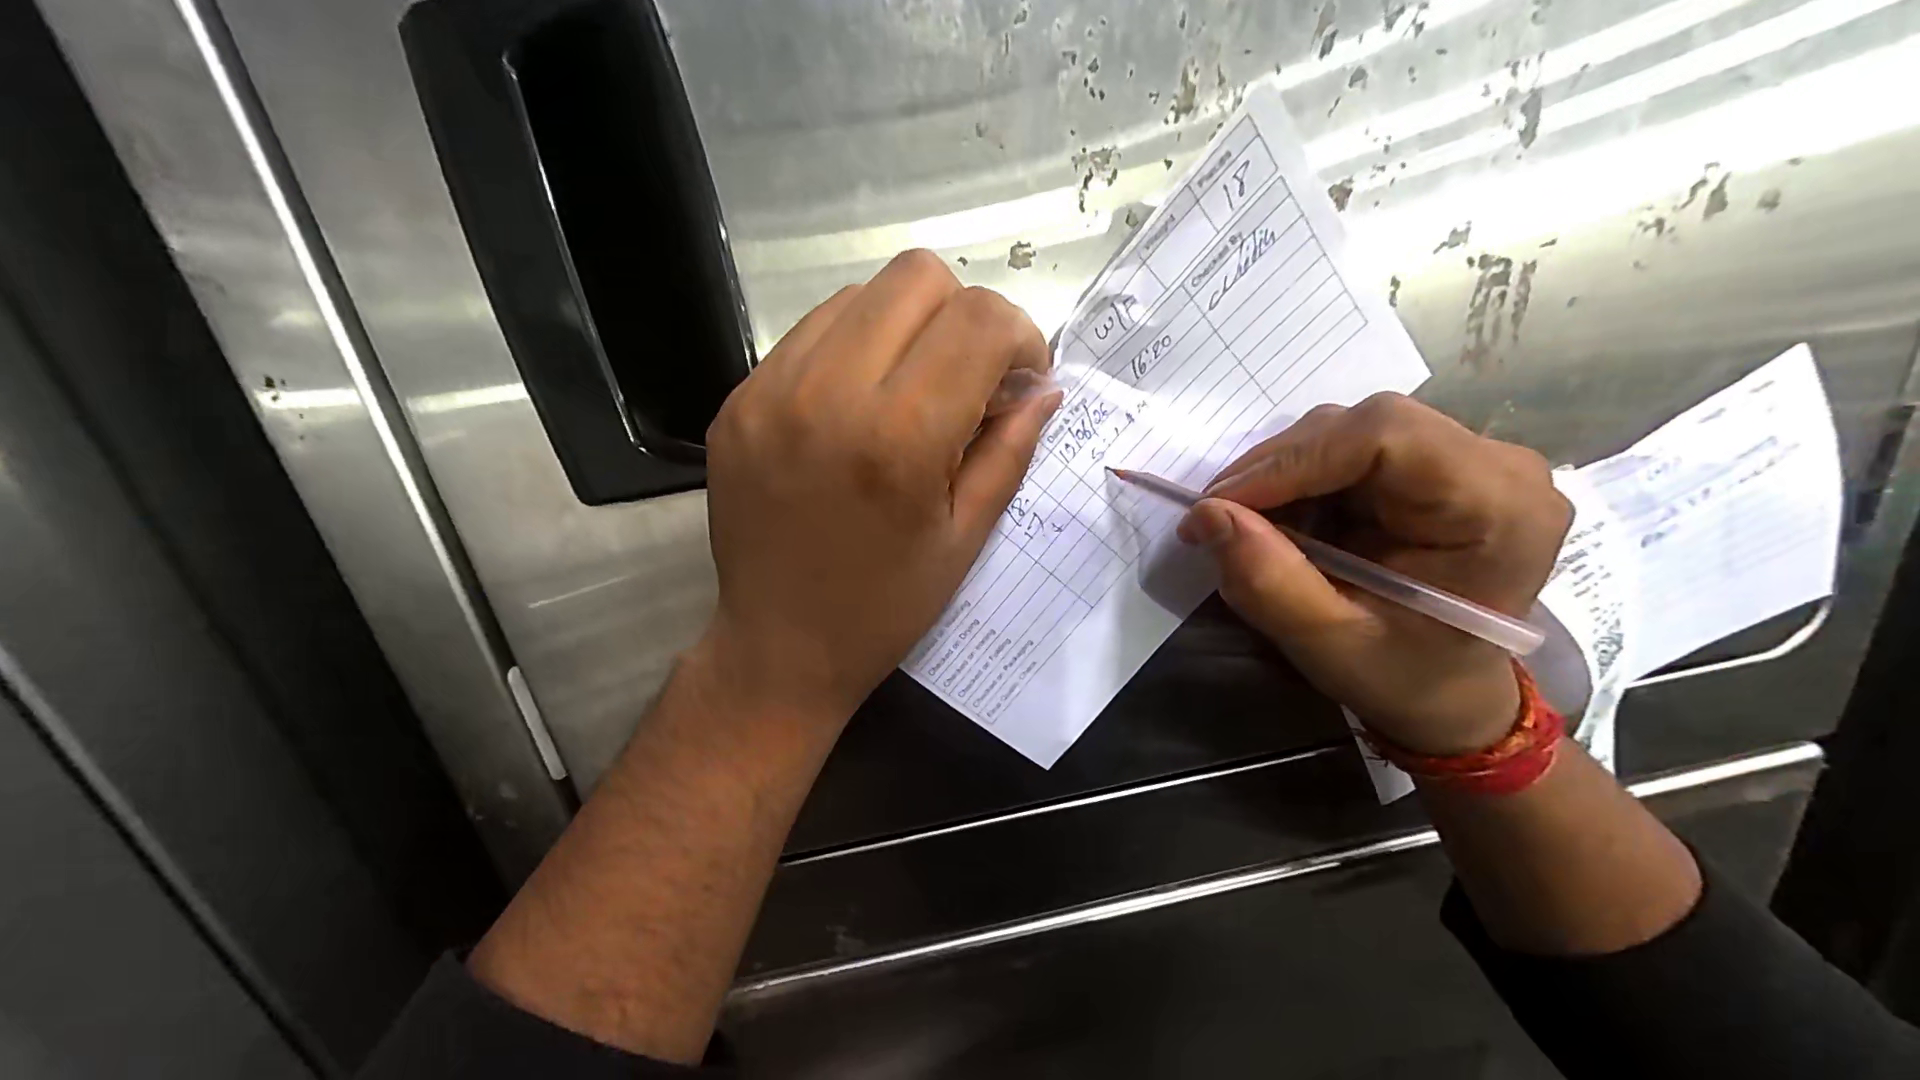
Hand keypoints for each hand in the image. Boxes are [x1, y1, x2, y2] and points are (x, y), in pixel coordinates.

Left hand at [696, 250, 1060, 721]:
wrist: (778, 646)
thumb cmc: (885, 606)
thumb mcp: (965, 537)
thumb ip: (1010, 448)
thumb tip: (1045, 388)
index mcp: (899, 438)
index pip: (979, 320)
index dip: (1020, 338)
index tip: (1018, 382)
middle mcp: (828, 394)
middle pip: (917, 277)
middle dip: (964, 316)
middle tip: (968, 380)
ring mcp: (769, 390)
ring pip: (861, 294)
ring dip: (906, 327)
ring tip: (911, 390)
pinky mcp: (737, 398)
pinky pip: (810, 332)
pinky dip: (853, 348)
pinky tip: (859, 403)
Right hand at [1178, 392, 1570, 755]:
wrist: (1449, 689)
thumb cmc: (1404, 678)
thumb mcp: (1328, 645)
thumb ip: (1268, 582)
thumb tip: (1205, 514)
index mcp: (1498, 508)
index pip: (1384, 436)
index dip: (1292, 460)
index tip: (1222, 503)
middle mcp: (1494, 464)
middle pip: (1362, 426)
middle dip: (1277, 467)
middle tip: (1218, 515)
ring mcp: (1464, 458)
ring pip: (1346, 430)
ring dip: (1281, 473)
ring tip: (1245, 523)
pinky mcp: (1429, 464)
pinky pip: (1345, 447)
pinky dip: (1295, 480)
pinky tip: (1278, 518)